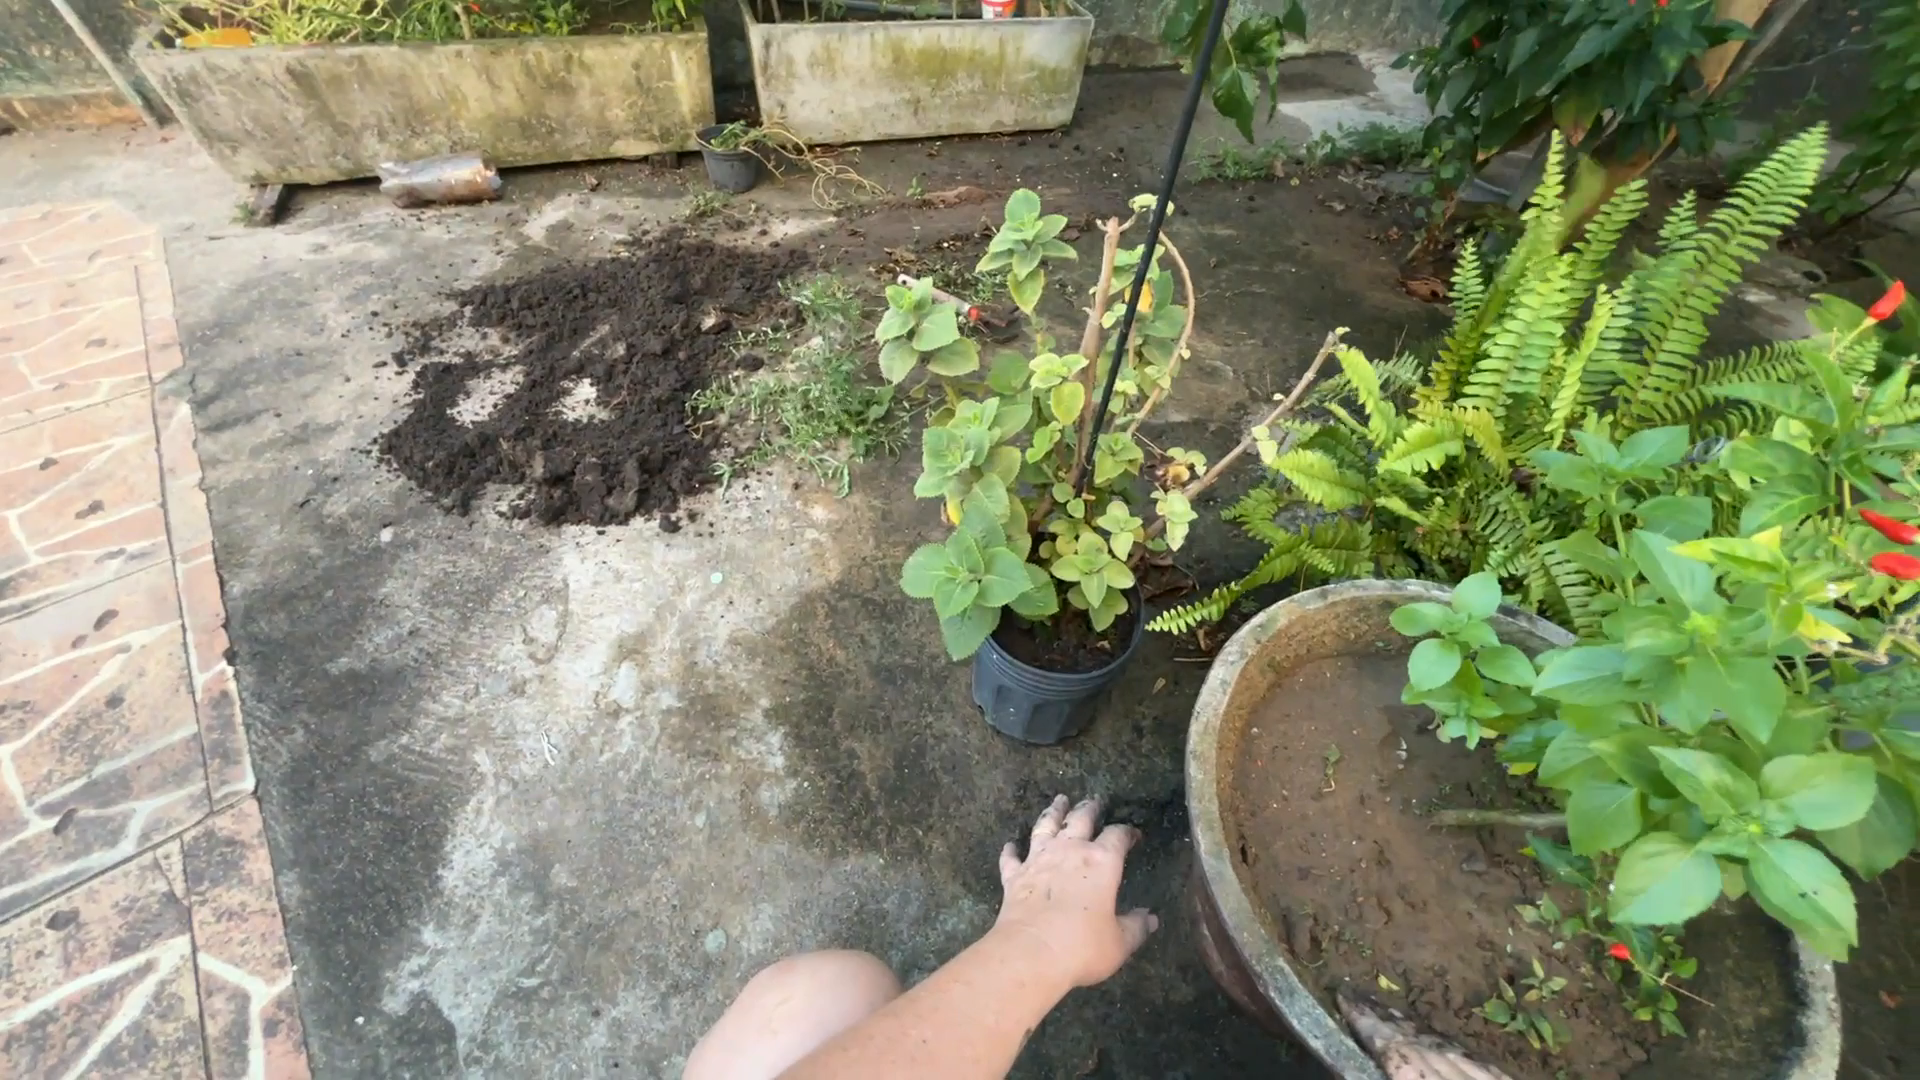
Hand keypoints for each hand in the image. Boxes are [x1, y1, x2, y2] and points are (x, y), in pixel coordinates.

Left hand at [991, 795, 1158, 989]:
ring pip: (1046, 826)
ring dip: (1053, 812)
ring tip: (1058, 801)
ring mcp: (1038, 859)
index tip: (1133, 834)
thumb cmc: (1082, 947)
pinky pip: (1012, 857)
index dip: (1127, 832)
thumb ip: (1135, 927)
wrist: (1031, 952)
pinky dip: (1011, 850)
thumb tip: (1150, 918)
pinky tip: (1011, 845)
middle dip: (1089, 808)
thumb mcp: (1119, 943)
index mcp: (1101, 862)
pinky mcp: (1015, 874)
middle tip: (1094, 800)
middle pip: (1080, 819)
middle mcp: (1069, 851)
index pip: (1117, 836)